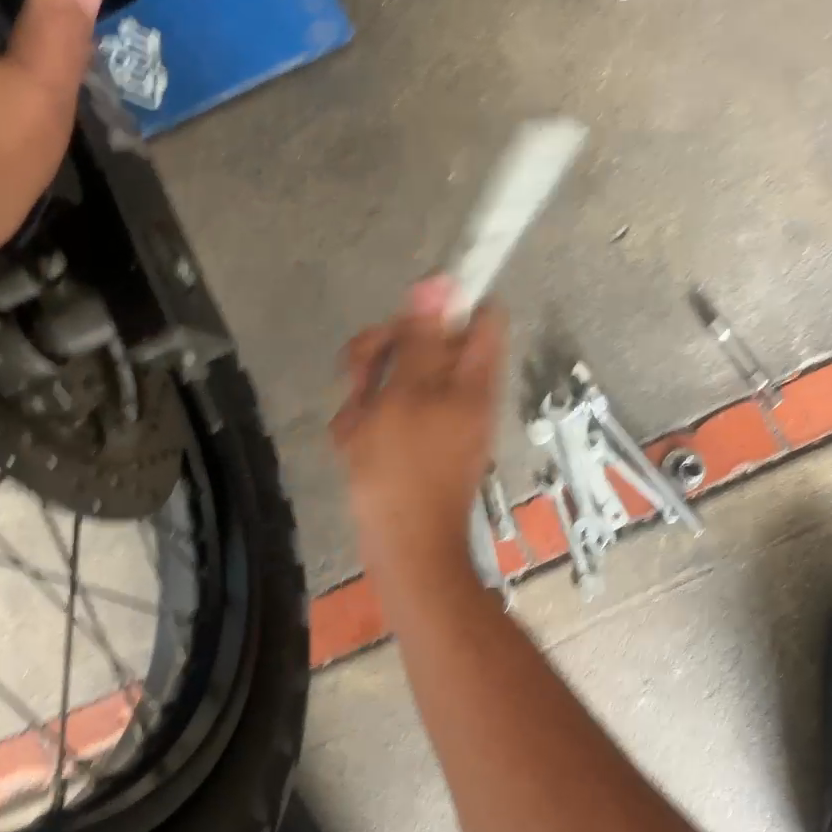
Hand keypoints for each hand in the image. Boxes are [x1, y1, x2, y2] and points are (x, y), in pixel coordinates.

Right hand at [332, 278, 504, 576]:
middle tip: (361, 378)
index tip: (402, 321)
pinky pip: (387, 417)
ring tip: (357, 430)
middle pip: (424, 342)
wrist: (404, 550)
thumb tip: (443, 281)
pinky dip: (367, 427)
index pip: (476, 315)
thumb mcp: (406, 396)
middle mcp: (461, 394)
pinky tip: (355, 449)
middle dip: (383, 355)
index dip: (440, 307)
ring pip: (396, 380)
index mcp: (472, 378)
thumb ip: (422, 340)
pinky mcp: (415, 447)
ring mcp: (438, 422)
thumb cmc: (404, 473)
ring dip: (366, 397)